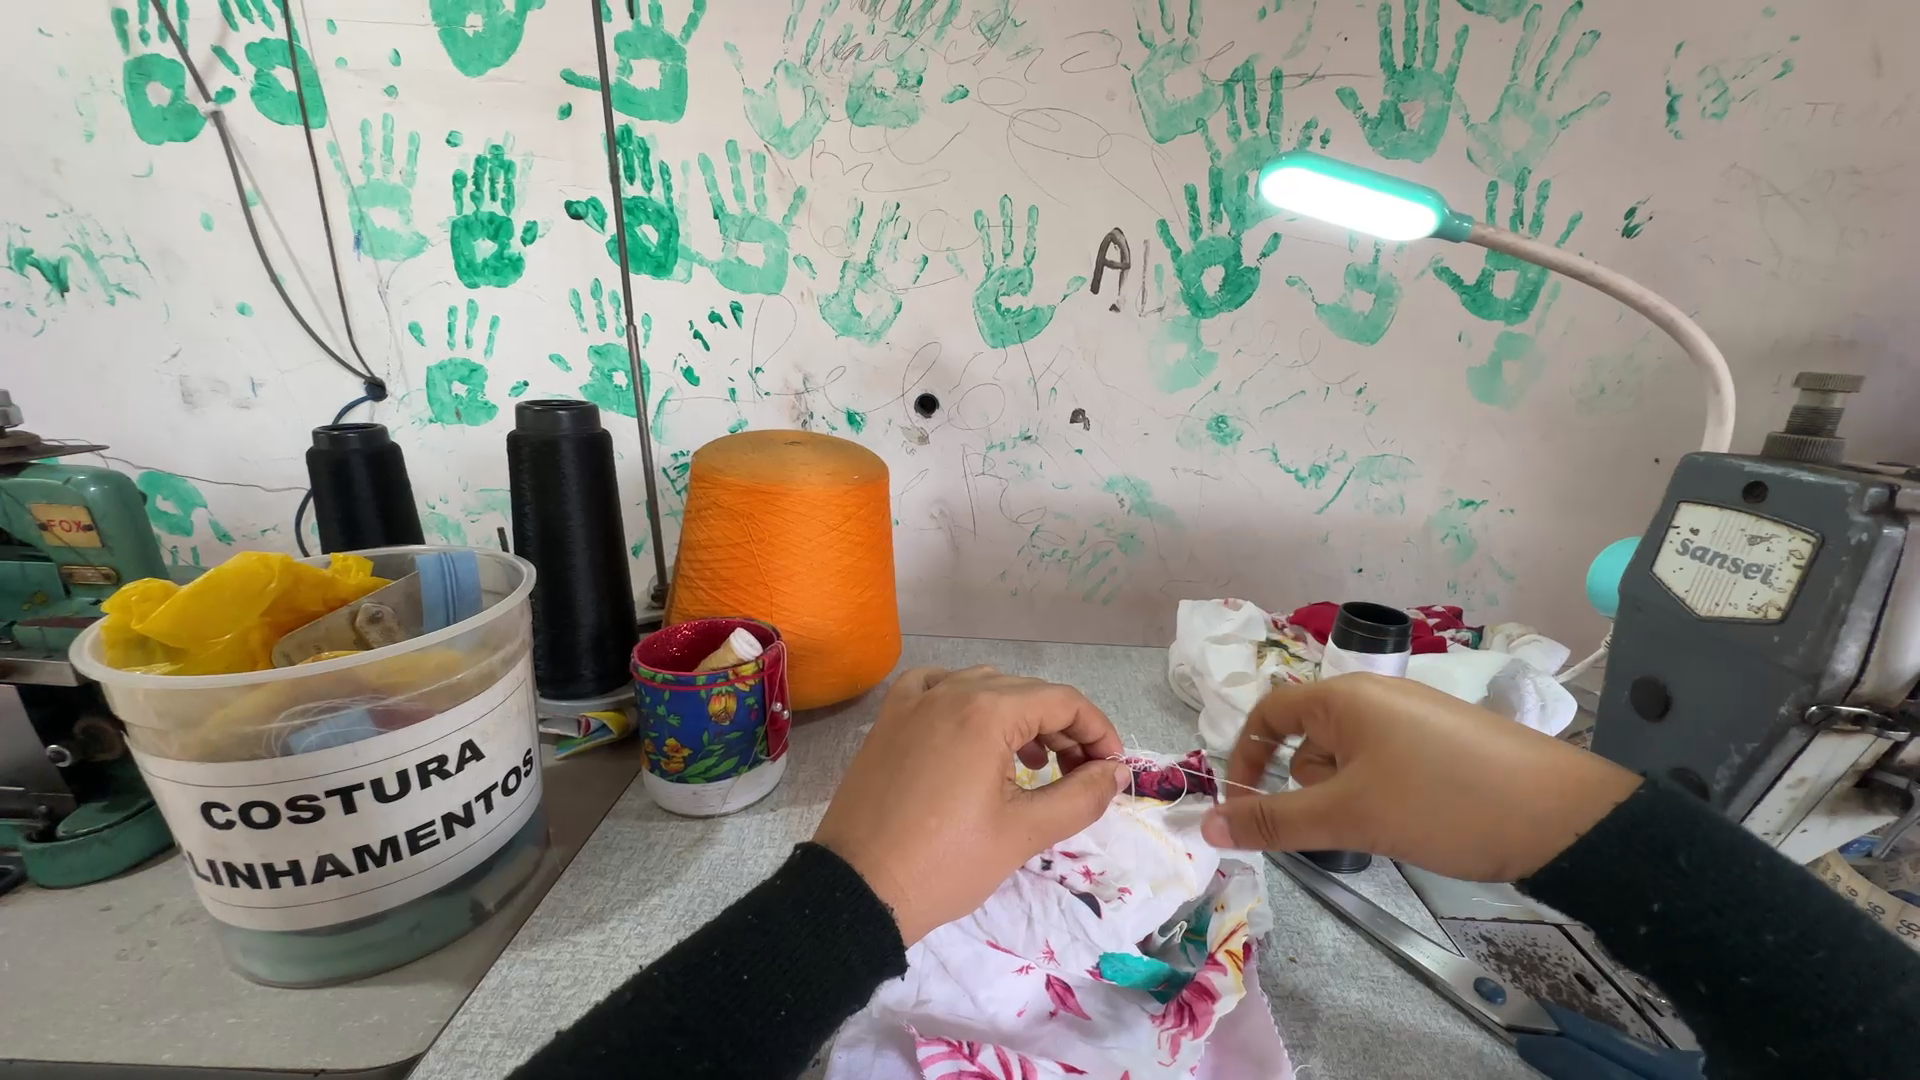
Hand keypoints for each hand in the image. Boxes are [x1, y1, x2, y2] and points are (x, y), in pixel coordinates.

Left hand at [814, 666, 1129, 944]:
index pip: (1062, 701)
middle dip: (1064, 728)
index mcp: (986, 711)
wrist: (858, 890)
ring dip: (1019, 715)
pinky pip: (936, 687)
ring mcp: (913, 700)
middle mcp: (950, 690)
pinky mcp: (889, 718)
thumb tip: (1116, 772)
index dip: (1097, 730)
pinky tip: (971, 729)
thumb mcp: (1024, 832)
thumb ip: (1081, 796)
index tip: (1111, 768)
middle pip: (1026, 691)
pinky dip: (964, 700)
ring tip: (1033, 762)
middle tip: (1078, 775)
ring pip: (983, 686)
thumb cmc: (946, 863)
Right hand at [1201, 674, 1638, 880]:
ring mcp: (1414, 714)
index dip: (1246, 758)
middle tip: (1347, 823)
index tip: (1245, 805)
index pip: (1268, 714)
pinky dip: (1383, 791)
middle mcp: (1373, 694)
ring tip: (1389, 825)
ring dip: (1350, 793)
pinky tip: (1418, 819)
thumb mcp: (1348, 816)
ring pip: (1350, 756)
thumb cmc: (1442, 803)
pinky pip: (1387, 761)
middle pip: (1309, 739)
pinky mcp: (1446, 738)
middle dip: (1314, 787)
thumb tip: (1207, 826)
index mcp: (1342, 696)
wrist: (1571, 818)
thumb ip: (1273, 821)